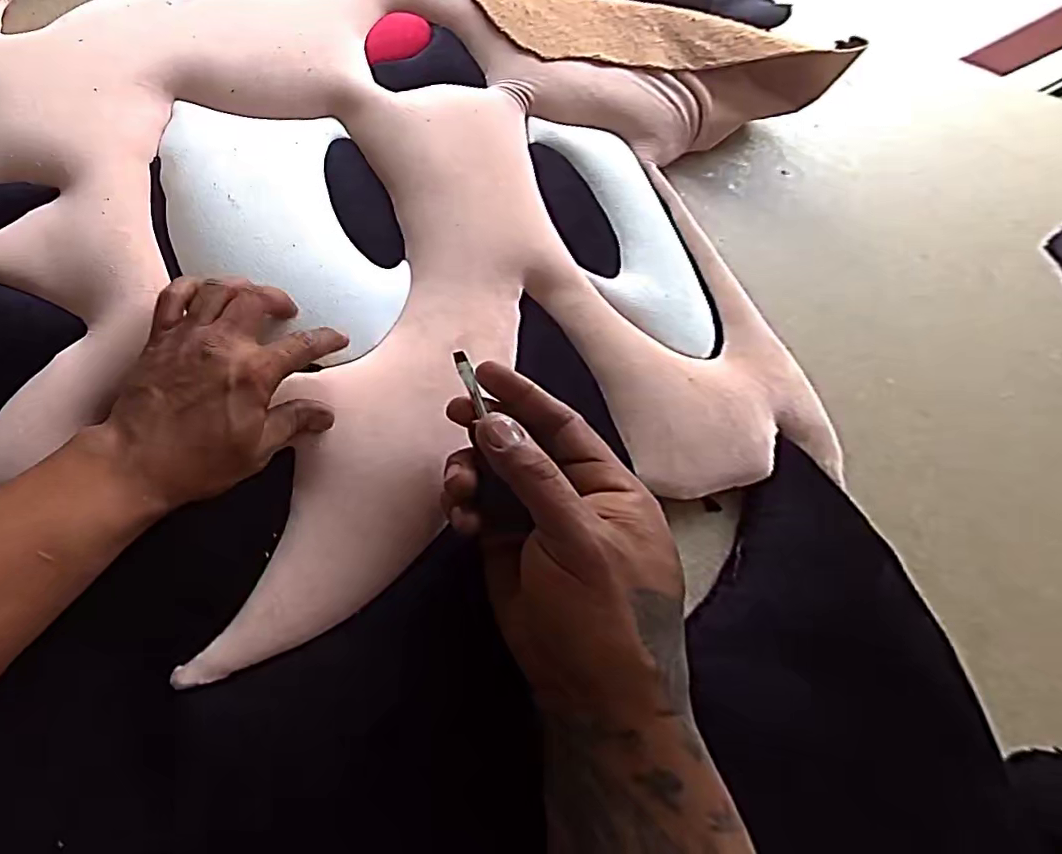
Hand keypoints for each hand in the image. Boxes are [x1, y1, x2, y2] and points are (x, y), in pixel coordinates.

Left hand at [84, 277, 347, 510]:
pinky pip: (173, 296)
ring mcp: (188, 336)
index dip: (323, 339)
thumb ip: (291, 423)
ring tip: (249, 293)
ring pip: (218, 289)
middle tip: (286, 309)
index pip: (300, 346)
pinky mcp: (160, 338)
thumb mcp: (255, 451)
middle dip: (278, 298)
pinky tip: (201, 290)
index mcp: (252, 373)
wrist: (136, 461)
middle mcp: (221, 344)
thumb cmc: (193, 462)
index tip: (334, 338)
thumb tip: (320, 413)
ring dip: (240, 286)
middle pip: (257, 300)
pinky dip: (190, 285)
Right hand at [441, 362, 688, 725]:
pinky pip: (474, 505)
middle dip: (484, 432)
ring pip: (488, 473)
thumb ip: (534, 478)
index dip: (524, 397)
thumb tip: (496, 424)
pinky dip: (462, 507)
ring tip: (458, 494)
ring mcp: (533, 519)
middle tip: (454, 413)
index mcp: (607, 489)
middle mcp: (568, 496)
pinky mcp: (503, 540)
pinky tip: (461, 525)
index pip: (562, 427)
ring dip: (466, 475)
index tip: (486, 371)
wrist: (588, 689)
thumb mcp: (576, 540)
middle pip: (517, 445)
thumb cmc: (604, 612)